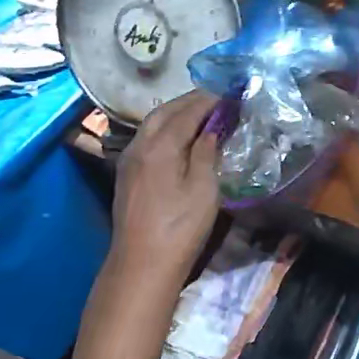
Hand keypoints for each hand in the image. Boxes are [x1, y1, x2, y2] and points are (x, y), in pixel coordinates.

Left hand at [110, 90, 220, 287]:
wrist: (141, 264)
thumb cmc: (179, 228)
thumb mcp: (204, 189)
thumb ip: (207, 152)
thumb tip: (211, 127)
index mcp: (159, 145)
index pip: (186, 111)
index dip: (209, 100)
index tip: (230, 93)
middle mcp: (139, 145)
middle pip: (164, 111)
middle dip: (190, 102)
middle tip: (217, 100)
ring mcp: (129, 159)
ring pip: (152, 124)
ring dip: (176, 114)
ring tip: (201, 115)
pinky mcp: (127, 174)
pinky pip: (147, 139)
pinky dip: (165, 129)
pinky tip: (179, 139)